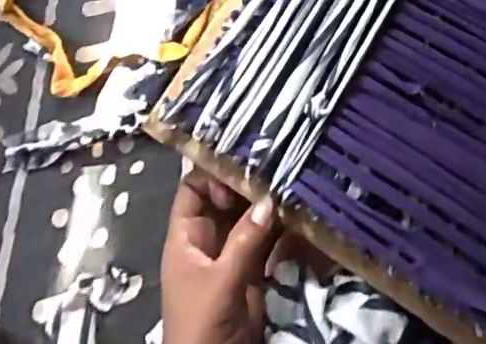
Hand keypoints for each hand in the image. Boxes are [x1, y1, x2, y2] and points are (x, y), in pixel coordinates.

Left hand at [161, 171, 281, 343]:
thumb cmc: (201, 330)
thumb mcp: (220, 284)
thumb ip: (244, 241)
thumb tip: (269, 198)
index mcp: (187, 239)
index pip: (194, 189)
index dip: (213, 172)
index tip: (243, 163)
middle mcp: (209, 240)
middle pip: (226, 197)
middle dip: (250, 180)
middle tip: (279, 159)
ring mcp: (232, 254)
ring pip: (249, 215)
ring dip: (269, 200)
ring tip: (294, 175)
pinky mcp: (253, 270)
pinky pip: (266, 237)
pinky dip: (281, 223)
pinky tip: (299, 206)